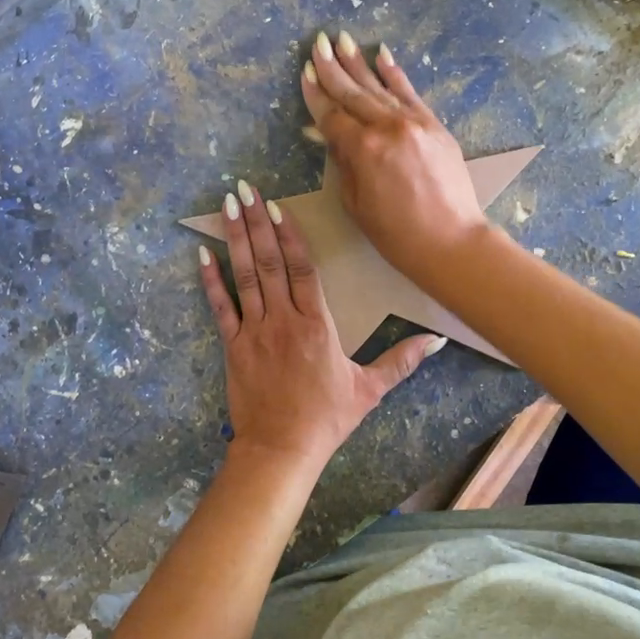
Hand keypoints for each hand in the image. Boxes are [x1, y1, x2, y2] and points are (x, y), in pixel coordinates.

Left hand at [197, 178, 444, 469]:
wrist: (281, 449)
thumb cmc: (327, 419)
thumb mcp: (370, 390)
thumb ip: (401, 360)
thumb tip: (437, 340)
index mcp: (317, 325)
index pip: (303, 270)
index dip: (290, 235)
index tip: (278, 207)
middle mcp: (283, 320)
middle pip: (270, 262)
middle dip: (257, 222)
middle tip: (245, 188)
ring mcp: (254, 331)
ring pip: (245, 276)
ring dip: (235, 239)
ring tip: (227, 206)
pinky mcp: (233, 346)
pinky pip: (220, 307)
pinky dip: (211, 280)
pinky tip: (202, 254)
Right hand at [300, 30, 495, 279]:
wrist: (450, 241)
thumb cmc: (394, 232)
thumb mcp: (355, 202)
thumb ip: (342, 162)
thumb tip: (327, 134)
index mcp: (362, 149)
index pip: (331, 114)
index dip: (315, 94)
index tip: (305, 72)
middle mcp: (387, 127)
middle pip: (352, 93)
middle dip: (332, 67)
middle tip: (318, 42)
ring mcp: (414, 123)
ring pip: (379, 87)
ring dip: (359, 63)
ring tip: (343, 40)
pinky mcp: (434, 126)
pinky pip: (410, 93)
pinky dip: (395, 74)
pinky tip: (382, 55)